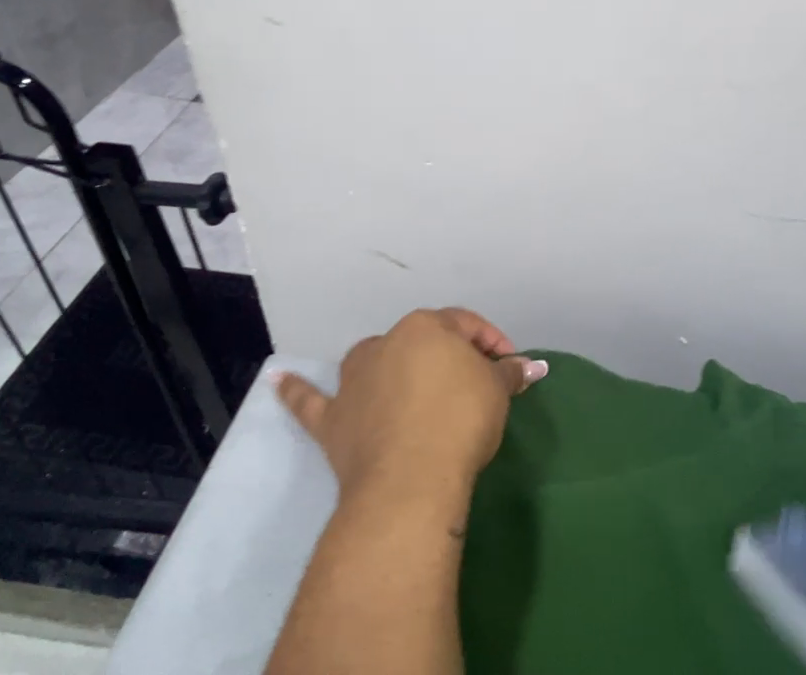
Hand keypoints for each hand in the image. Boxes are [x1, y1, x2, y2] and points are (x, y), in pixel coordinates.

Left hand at [272, 308, 546, 502]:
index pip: (465, 325)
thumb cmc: (460, 422)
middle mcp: (385, 344)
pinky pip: (310, 400)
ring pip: (372, 362)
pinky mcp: (332, 419)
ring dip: (390, 367)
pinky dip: (295, 390)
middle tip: (475, 385)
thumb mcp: (496, 392)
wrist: (410, 480)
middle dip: (449, 359)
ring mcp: (353, 381)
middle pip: (422, 343)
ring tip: (412, 385)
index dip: (492, 343)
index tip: (511, 368)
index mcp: (426, 328)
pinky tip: (277, 381)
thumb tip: (527, 366)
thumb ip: (508, 373)